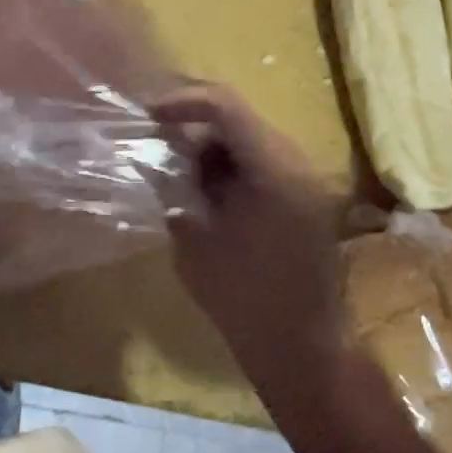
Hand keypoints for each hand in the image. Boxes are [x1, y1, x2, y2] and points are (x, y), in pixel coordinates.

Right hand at [153, 84, 346, 367]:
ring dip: (208, 148)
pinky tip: (202, 194)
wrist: (303, 351)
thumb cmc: (243, 300)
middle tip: (152, 143)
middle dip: (191, 125)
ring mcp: (306, 181)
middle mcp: (297, 163)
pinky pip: (260, 164)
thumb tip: (150, 159)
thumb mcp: (192, 241)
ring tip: (172, 172)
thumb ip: (171, 189)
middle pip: (238, 118)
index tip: (146, 116)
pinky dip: (228, 168)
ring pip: (248, 139)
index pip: (225, 105)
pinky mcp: (305, 200)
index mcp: (274, 170)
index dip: (181, 101)